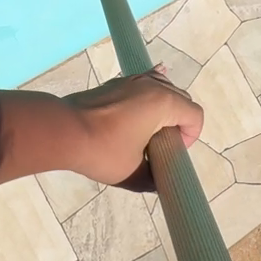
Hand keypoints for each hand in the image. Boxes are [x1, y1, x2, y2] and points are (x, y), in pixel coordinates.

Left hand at [61, 68, 202, 190]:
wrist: (65, 131)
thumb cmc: (103, 151)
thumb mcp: (134, 174)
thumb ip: (153, 178)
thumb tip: (157, 180)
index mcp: (163, 102)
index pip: (195, 115)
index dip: (190, 137)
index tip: (170, 153)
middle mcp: (151, 85)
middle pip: (181, 98)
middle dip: (179, 122)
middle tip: (161, 147)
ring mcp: (132, 80)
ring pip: (162, 87)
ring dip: (165, 107)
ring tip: (151, 131)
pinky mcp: (116, 83)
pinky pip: (143, 82)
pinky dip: (149, 91)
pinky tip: (147, 96)